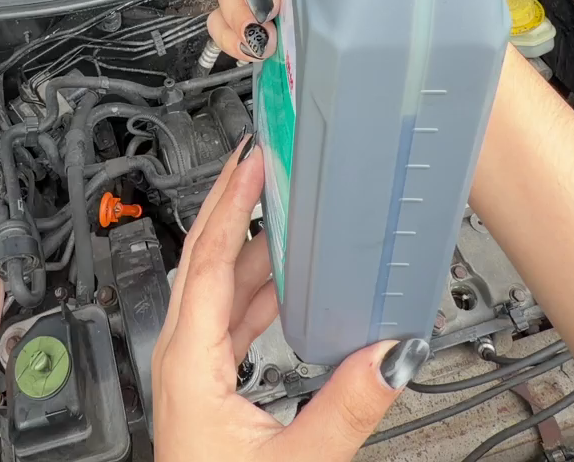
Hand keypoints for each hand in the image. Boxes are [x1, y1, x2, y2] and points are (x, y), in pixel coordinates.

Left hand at [151, 137, 423, 461]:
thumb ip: (346, 409)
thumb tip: (392, 357)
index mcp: (188, 360)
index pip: (208, 259)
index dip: (232, 205)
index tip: (250, 164)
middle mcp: (181, 351)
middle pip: (204, 256)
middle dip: (232, 204)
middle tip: (259, 163)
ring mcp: (191, 363)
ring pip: (217, 283)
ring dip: (248, 244)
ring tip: (281, 210)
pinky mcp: (207, 378)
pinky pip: (229, 314)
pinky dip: (256, 287)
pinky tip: (283, 277)